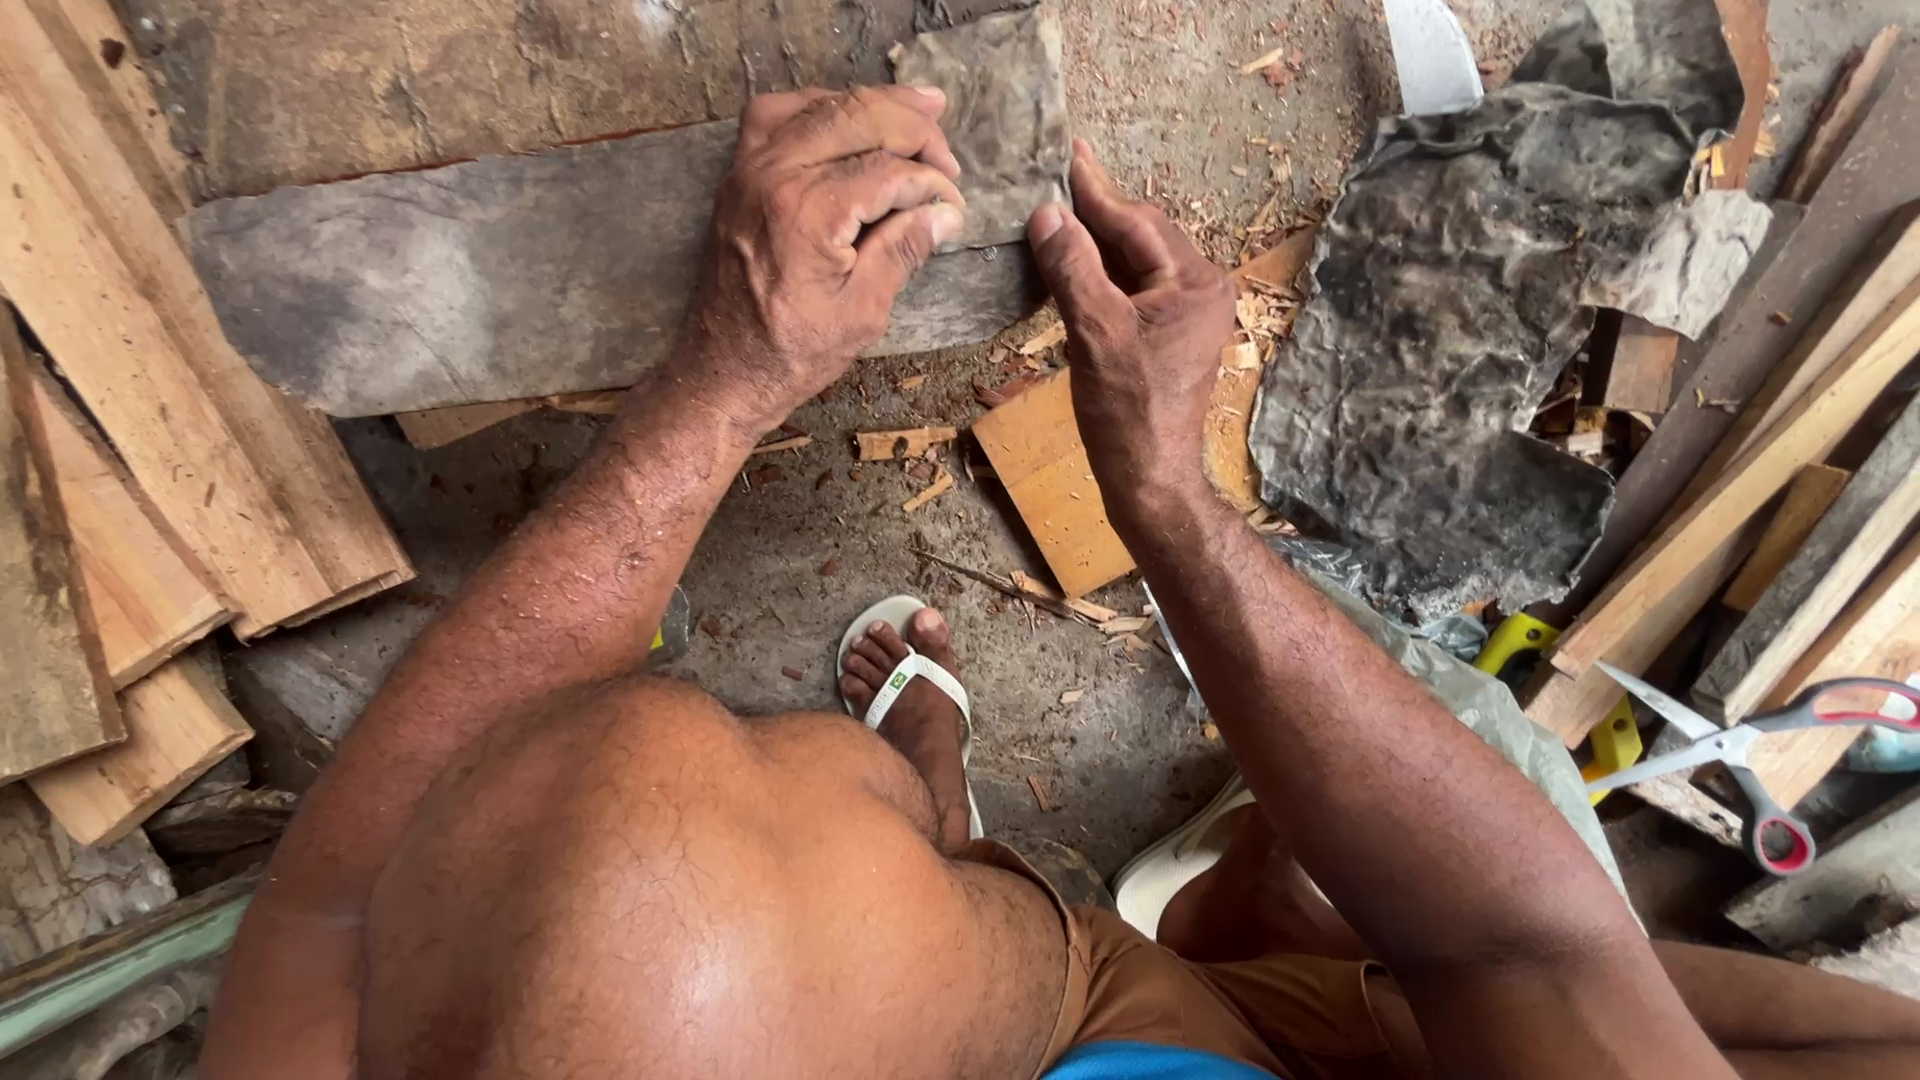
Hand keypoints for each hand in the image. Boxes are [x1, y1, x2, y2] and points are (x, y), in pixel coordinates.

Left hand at [676, 86, 967, 436]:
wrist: (726, 371)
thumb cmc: (794, 353)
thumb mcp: (863, 313)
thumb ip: (903, 251)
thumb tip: (946, 213)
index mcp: (809, 213)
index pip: (889, 171)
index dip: (931, 183)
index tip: (955, 205)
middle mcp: (774, 175)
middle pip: (857, 118)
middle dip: (913, 128)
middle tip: (947, 154)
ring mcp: (748, 171)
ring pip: (819, 105)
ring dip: (873, 106)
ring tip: (918, 113)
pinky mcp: (737, 177)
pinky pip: (778, 115)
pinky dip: (820, 108)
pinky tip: (849, 120)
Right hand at [1026, 139, 1235, 515]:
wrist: (1147, 475)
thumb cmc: (1126, 411)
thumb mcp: (1095, 334)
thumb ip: (1072, 269)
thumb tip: (1046, 213)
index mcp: (1196, 282)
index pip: (1138, 223)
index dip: (1096, 193)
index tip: (1067, 155)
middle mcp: (1200, 291)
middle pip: (1140, 238)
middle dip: (1095, 216)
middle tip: (1052, 184)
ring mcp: (1186, 316)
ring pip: (1134, 266)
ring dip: (1093, 248)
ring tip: (1054, 220)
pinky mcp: (1168, 338)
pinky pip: (1132, 292)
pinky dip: (1100, 279)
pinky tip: (1070, 270)